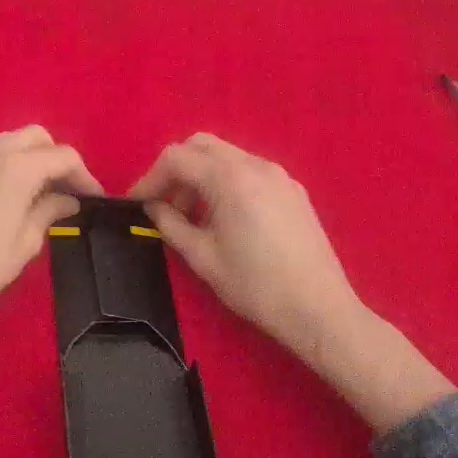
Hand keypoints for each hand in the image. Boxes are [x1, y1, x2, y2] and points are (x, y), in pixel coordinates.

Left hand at [0, 125, 102, 329]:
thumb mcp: (27, 240)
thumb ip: (51, 210)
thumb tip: (68, 200)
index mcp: (17, 167)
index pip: (63, 156)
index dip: (83, 175)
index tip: (93, 198)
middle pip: (36, 137)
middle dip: (56, 157)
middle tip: (66, 188)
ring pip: (9, 141)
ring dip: (30, 157)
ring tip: (40, 191)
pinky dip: (6, 164)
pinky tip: (8, 195)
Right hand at [130, 133, 361, 354]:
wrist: (320, 311)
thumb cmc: (256, 286)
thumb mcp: (202, 257)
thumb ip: (170, 224)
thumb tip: (153, 207)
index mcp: (230, 178)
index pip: (176, 158)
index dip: (150, 178)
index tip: (137, 204)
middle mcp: (255, 165)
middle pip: (200, 145)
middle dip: (175, 169)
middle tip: (163, 204)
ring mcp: (278, 175)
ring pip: (225, 155)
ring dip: (200, 174)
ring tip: (191, 214)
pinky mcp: (293, 190)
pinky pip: (248, 170)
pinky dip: (225, 181)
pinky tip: (224, 217)